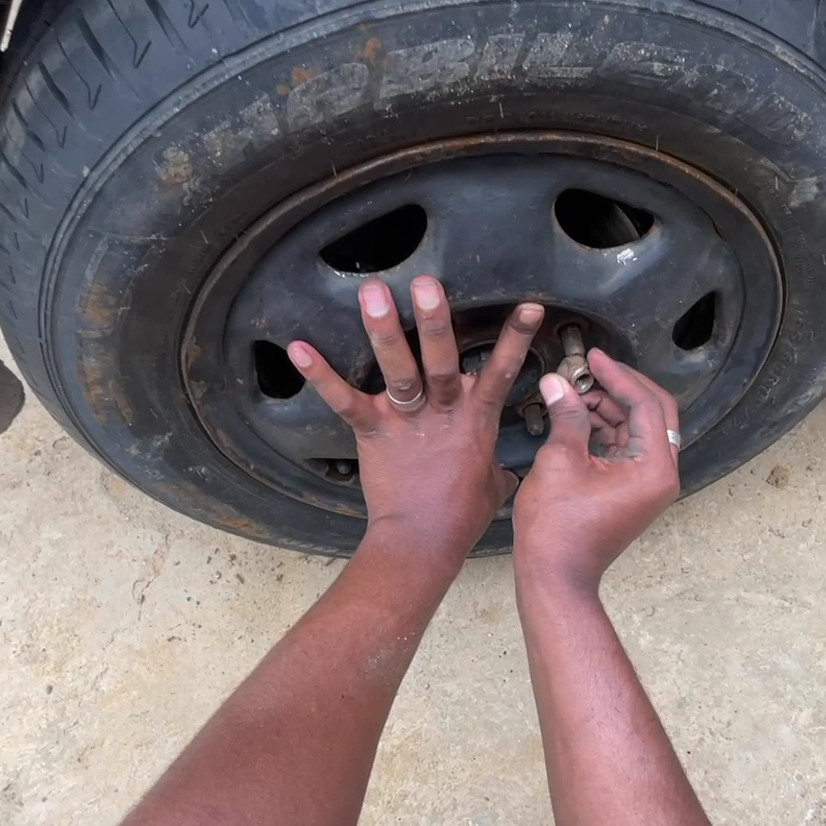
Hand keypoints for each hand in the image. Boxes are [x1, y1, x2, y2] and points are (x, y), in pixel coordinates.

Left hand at [288, 277, 541, 565]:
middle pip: (441, 360)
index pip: (503, 372)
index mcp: (477, 420)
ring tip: (372, 293)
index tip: (528, 304)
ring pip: (397, 370)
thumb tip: (508, 472)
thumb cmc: (461, 517)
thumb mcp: (495, 487)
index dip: (516, 339)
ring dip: (383, 331)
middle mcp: (444, 412)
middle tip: (426, 283)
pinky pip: (345, 401)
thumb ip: (500, 469)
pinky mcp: (374, 432)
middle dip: (435, 321)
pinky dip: (321, 376)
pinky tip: (298, 347)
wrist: (423, 541)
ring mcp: (407, 420)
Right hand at [513, 349, 680, 589]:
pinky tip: (578, 415)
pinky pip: (626, 448)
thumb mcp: (559, 461)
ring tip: (574, 391)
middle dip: (620, 388)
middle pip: (652, 413)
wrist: (556, 575)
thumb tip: (559, 382)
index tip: (593, 357)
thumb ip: (567, 415)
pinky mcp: (632, 491)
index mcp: (654, 468)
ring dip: (609, 407)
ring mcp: (648, 485)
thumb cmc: (558, 528)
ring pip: (637, 429)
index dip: (618, 376)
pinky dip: (605, 429)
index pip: (646, 405)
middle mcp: (661, 475)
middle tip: (589, 368)